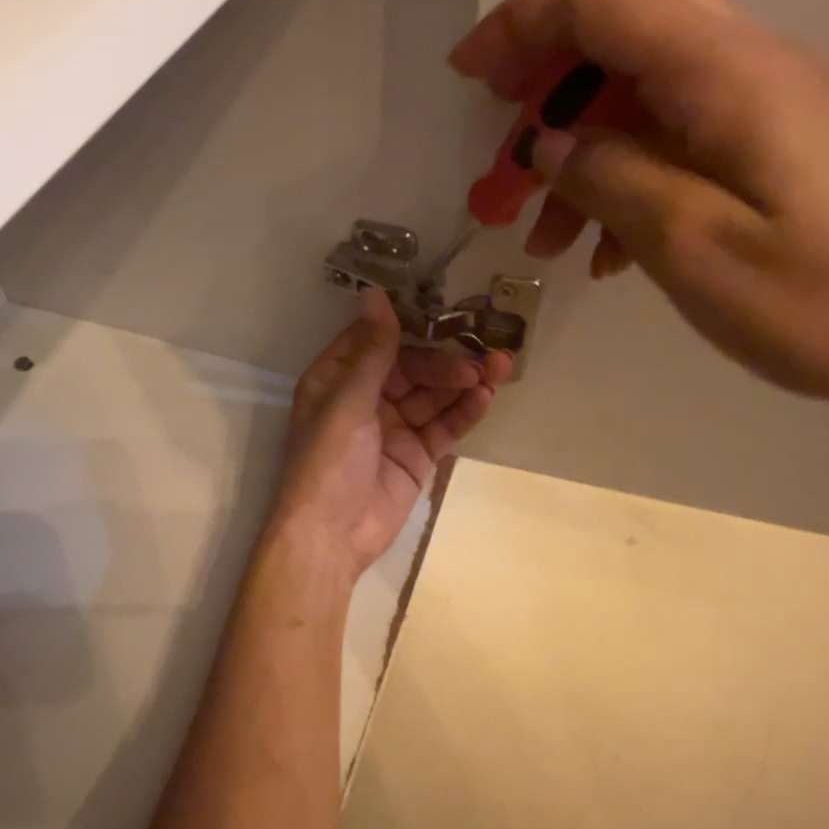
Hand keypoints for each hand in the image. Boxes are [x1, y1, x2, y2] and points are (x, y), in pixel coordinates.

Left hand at [267, 287, 511, 580]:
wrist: (331, 536)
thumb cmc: (327, 462)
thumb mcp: (347, 400)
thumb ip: (371, 350)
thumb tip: (374, 292)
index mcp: (337, 378)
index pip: (377, 341)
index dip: (409, 327)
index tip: (447, 313)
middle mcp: (364, 398)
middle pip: (412, 368)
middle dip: (446, 362)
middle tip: (482, 361)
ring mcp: (392, 427)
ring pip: (433, 395)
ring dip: (464, 382)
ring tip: (500, 368)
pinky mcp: (415, 454)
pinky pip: (443, 425)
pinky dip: (464, 411)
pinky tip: (487, 397)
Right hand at [450, 0, 828, 409]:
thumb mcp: (693, 248)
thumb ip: (609, 180)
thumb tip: (547, 144)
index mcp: (721, 75)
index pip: (600, 2)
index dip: (520, 26)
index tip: (465, 78)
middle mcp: (746, 64)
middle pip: (622, 23)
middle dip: (542, 75)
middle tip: (496, 145)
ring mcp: (766, 102)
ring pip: (643, 85)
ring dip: (577, 142)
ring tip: (536, 230)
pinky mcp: (778, 142)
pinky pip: (676, 132)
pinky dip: (622, 172)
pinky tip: (600, 250)